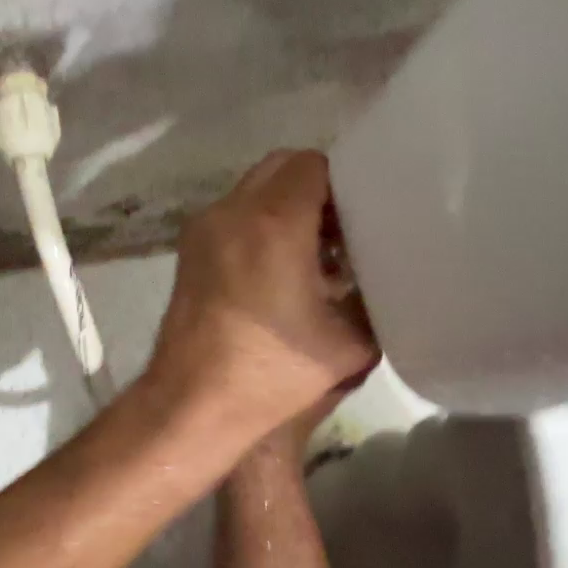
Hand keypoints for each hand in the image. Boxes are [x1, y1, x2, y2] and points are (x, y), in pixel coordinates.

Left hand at [144, 150, 378, 439]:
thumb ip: (374, 299)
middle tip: (343, 230)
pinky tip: (280, 270)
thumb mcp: (350, 343)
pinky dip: (258, 224)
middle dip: (316, 189)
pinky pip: (232, 216)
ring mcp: (203, 229)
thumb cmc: (272, 373)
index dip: (345, 181)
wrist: (193, 404)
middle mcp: (232, 212)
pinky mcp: (188, 251)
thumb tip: (380, 280)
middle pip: (281, 167)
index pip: (313, 164)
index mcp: (274, 222)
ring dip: (286, 207)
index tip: (365, 213)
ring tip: (314, 253)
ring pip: (253, 190)